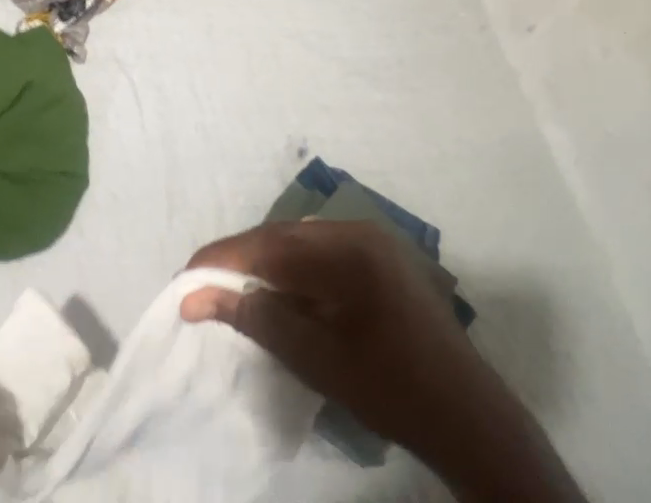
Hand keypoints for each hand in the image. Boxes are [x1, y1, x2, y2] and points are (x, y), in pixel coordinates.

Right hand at [181, 220, 586, 502]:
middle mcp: (360, 232)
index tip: (183, 280)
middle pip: (280, 237)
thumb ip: (252, 318)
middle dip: (239, 261)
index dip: (219, 260)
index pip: (265, 244)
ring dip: (265, 264)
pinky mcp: (383, 258)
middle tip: (203, 289)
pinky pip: (322, 252)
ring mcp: (376, 242)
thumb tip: (193, 297)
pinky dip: (293, 269)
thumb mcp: (313, 358)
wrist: (467, 417)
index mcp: (347, 251)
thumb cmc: (388, 388)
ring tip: (235, 293)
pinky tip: (281, 294)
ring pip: (299, 243)